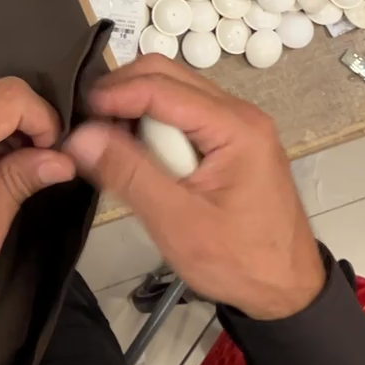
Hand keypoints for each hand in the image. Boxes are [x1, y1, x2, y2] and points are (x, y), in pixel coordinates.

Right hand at [61, 55, 325, 320]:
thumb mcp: (177, 221)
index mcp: (235, 126)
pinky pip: (181, 111)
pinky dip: (151, 122)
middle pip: (166, 74)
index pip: (161, 86)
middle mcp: (238, 112)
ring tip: (107, 142)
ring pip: (171, 89)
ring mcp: (236, 123)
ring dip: (135, 106)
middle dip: (121, 92)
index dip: (114, 94)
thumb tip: (81, 135)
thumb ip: (130, 173)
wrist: (287, 290)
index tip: (77, 115)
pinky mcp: (228, 139)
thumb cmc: (238, 261)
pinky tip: (136, 152)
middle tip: (89, 126)